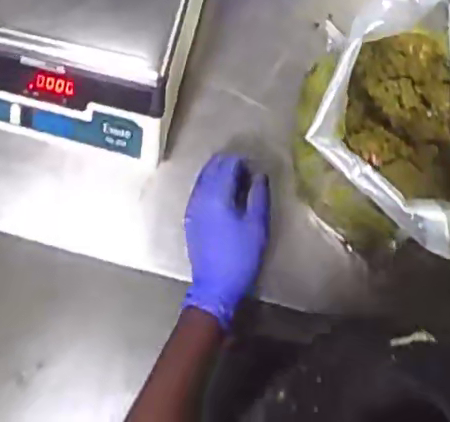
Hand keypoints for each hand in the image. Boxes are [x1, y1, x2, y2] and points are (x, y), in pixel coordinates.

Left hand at [182, 153, 269, 327]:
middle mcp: (200, 195)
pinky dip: (210, 183)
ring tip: (236, 181)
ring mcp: (192, 206)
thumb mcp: (257, 226)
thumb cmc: (240, 257)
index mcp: (217, 195)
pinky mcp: (190, 216)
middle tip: (246, 172)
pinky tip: (222, 194)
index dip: (242, 161)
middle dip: (229, 164)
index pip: (227, 164)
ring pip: (204, 176)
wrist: (214, 288)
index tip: (253, 167)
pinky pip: (199, 189)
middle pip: (213, 166)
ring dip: (219, 173)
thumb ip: (259, 196)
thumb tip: (259, 175)